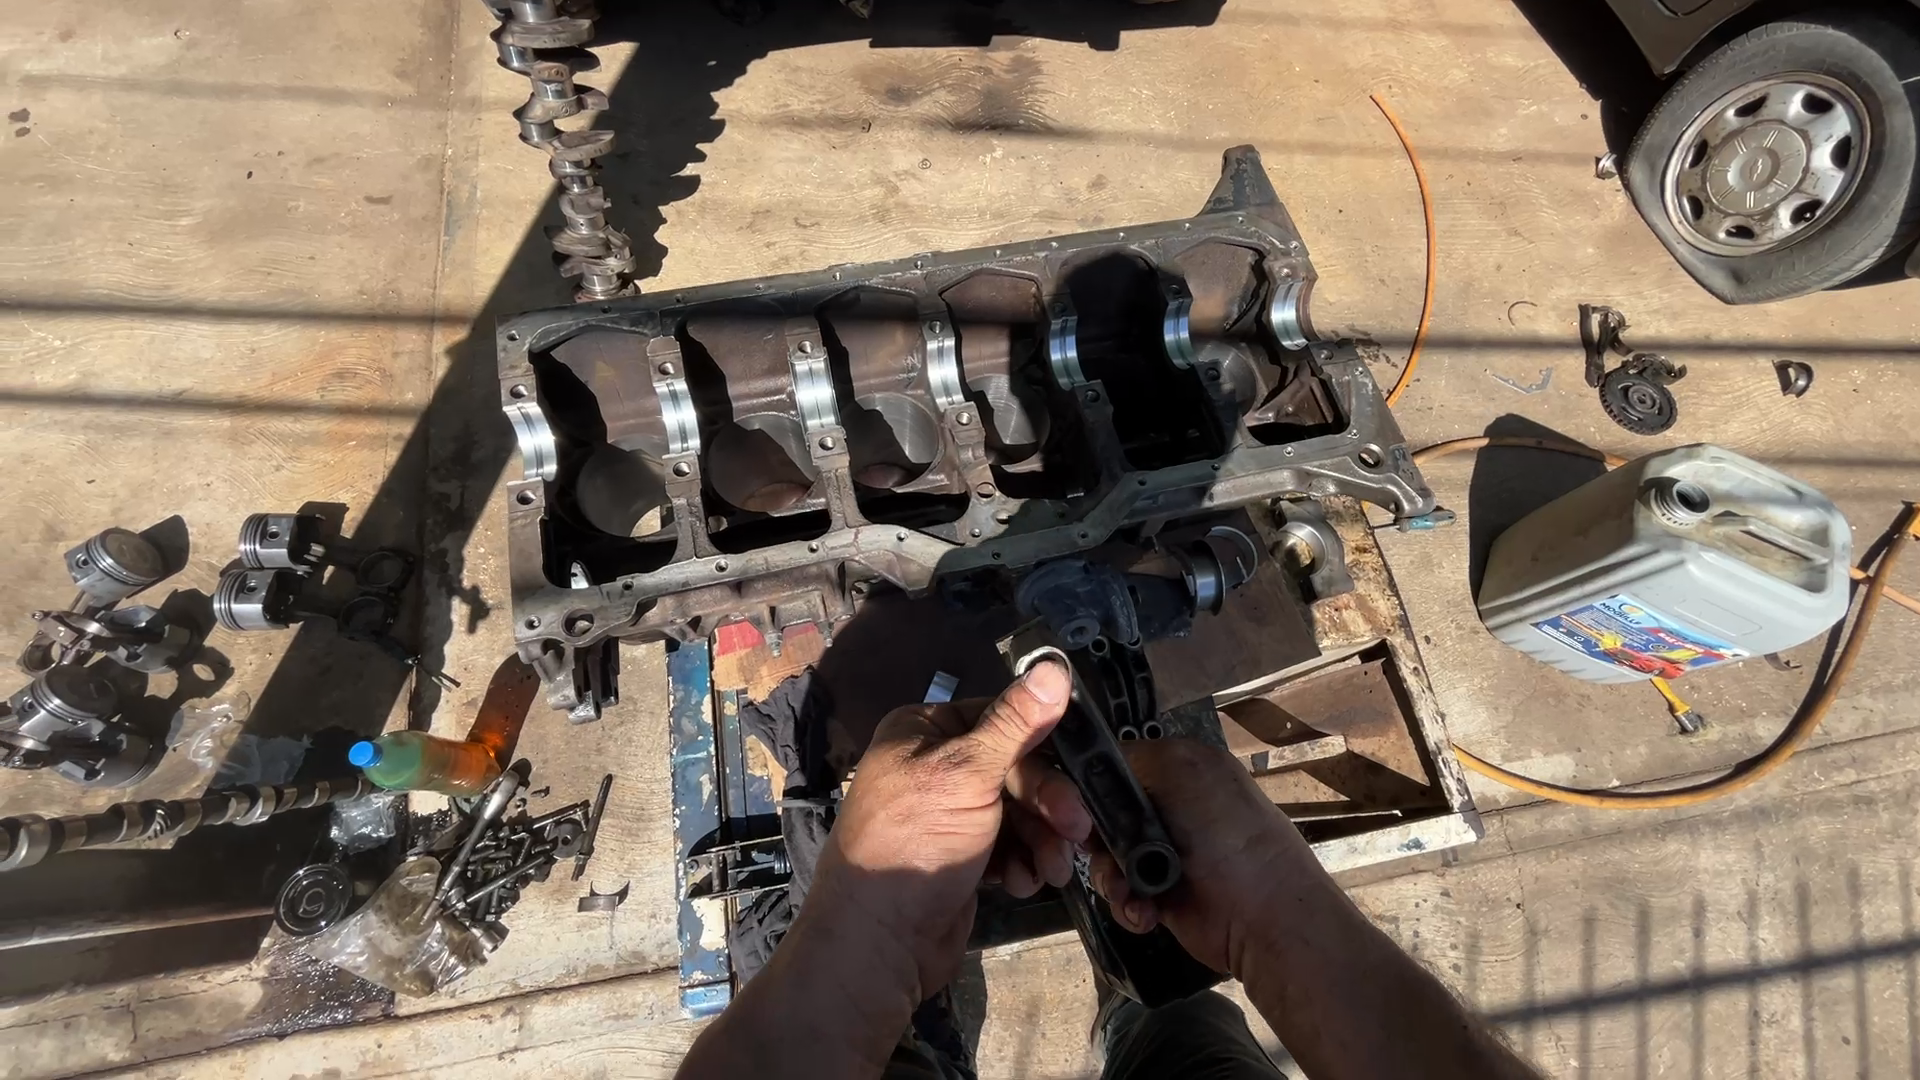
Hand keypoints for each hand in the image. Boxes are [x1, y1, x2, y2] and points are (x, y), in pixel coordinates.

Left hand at [801, 659, 1092, 999]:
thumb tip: (1054, 665)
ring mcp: (945, 812)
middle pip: (1011, 768)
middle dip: (1045, 803)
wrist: (876, 944)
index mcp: (924, 730)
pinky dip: (1020, 861)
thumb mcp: (968, 773)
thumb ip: (1016, 723)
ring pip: (1014, 811)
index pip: (1000, 719)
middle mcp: (933, 764)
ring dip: (1040, 839)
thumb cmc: (917, 840)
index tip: (1083, 769)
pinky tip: (1022, 883)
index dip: (1043, 744)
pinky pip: (1004, 844)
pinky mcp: (959, 854)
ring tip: (1052, 871)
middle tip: (1078, 830)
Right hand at [1087, 736, 1329, 976]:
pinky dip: (1127, 903)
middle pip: (1102, 813)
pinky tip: (1146, 913)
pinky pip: (1122, 892)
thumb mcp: (1178, 768)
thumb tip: (1094, 766)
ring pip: (1106, 855)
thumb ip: (1131, 758)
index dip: (1093, 785)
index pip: (1115, 764)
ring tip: (1128, 892)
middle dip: (1097, 837)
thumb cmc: (1225, 832)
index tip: (1080, 808)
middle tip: (1102, 852)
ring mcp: (1162, 851)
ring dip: (1110, 875)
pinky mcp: (1160, 893)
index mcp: (1178, 766)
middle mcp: (1168, 805)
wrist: (1267, 919)